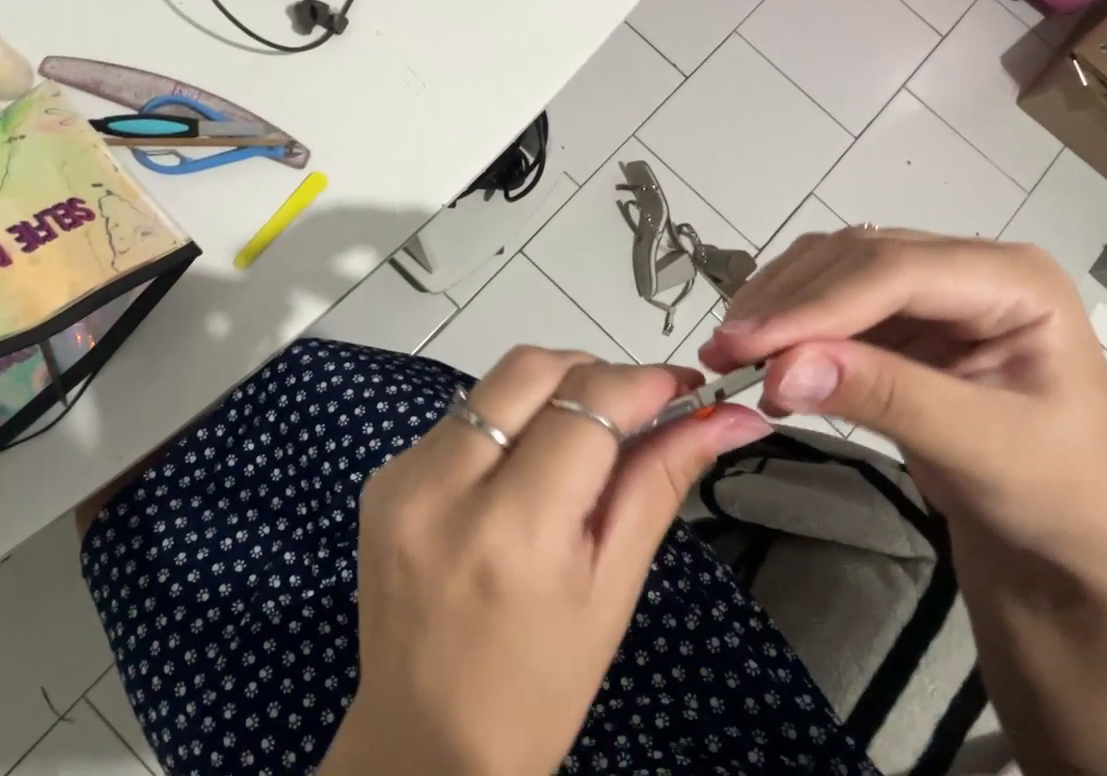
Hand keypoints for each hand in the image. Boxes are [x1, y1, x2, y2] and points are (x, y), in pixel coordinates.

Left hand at [318, 348, 771, 775]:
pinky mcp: (382, 480)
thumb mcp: (612, 589)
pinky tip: (522, 470)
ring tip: (580, 445)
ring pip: (490, 386)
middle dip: (592, 372)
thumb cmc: (538, 688)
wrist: (426, 740)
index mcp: (513, 530)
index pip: (587, 404)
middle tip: (632, 411)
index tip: (683, 387)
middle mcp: (443, 489)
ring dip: (547, 394)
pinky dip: (503, 424)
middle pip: (530, 368)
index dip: (645, 381)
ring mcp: (401, 479)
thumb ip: (659, 485)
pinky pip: (457, 419)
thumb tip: (724, 420)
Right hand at [700, 227, 1106, 599]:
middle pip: (853, 259)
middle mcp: (967, 270)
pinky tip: (762, 365)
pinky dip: (787, 332)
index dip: (814, 304)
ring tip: (729, 357)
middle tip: (721, 353)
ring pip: (829, 274)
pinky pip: (827, 311)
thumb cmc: (1057, 499)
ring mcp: (929, 295)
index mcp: (1014, 282)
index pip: (895, 270)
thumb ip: (887, 397)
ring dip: (776, 310)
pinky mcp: (898, 326)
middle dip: (784, 303)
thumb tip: (782, 368)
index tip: (743, 346)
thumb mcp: (982, 449)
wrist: (1067, 546)